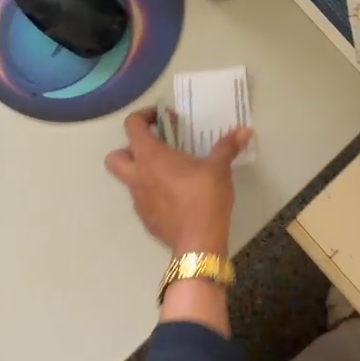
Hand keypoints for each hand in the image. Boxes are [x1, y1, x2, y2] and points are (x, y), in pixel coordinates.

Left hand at [104, 108, 250, 256]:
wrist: (198, 243)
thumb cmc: (205, 197)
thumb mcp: (219, 168)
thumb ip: (228, 146)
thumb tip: (245, 130)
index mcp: (151, 157)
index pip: (132, 127)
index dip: (144, 117)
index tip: (165, 119)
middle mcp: (138, 176)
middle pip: (115, 157)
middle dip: (129, 148)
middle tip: (156, 148)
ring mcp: (138, 200)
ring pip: (128, 180)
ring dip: (143, 171)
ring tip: (172, 172)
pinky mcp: (145, 218)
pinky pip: (142, 198)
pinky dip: (153, 192)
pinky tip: (177, 196)